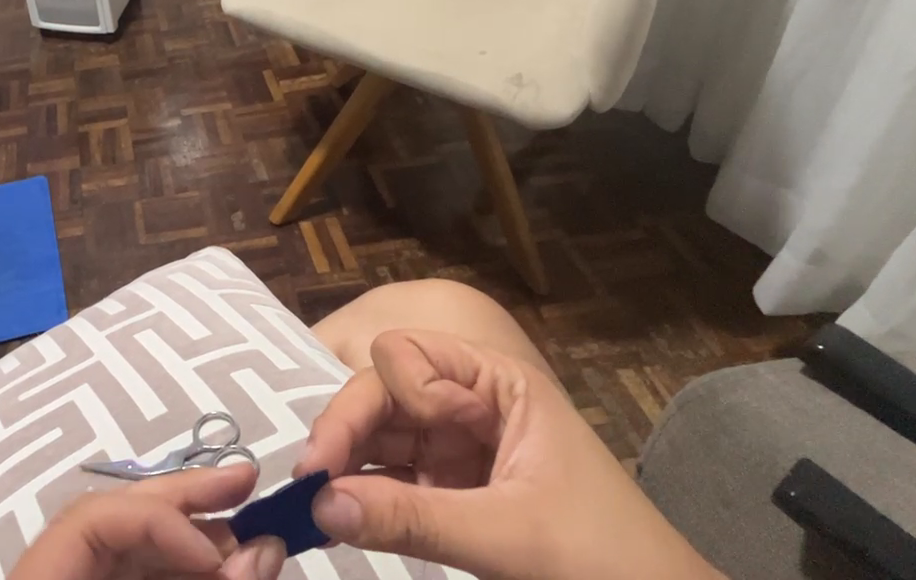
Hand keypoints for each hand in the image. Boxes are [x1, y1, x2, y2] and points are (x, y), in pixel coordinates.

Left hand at [11, 465, 287, 579]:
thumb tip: (266, 548)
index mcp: (42, 575)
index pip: (92, 516)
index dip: (158, 520)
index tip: (216, 555)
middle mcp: (55, 568)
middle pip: (118, 517)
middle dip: (188, 501)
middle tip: (251, 480)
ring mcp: (78, 578)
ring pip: (136, 546)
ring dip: (198, 538)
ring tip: (253, 534)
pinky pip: (142, 572)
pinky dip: (187, 567)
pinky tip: (225, 565)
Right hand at [296, 330, 720, 579]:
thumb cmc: (608, 564)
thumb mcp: (512, 538)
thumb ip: (413, 518)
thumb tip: (319, 506)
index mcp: (495, 383)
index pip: (409, 355)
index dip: (388, 396)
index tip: (371, 451)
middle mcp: (468, 403)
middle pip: (382, 393)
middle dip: (345, 431)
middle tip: (307, 484)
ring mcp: (455, 446)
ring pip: (378, 434)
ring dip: (343, 465)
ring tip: (308, 506)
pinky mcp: (447, 489)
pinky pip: (389, 477)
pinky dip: (360, 496)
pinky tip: (333, 518)